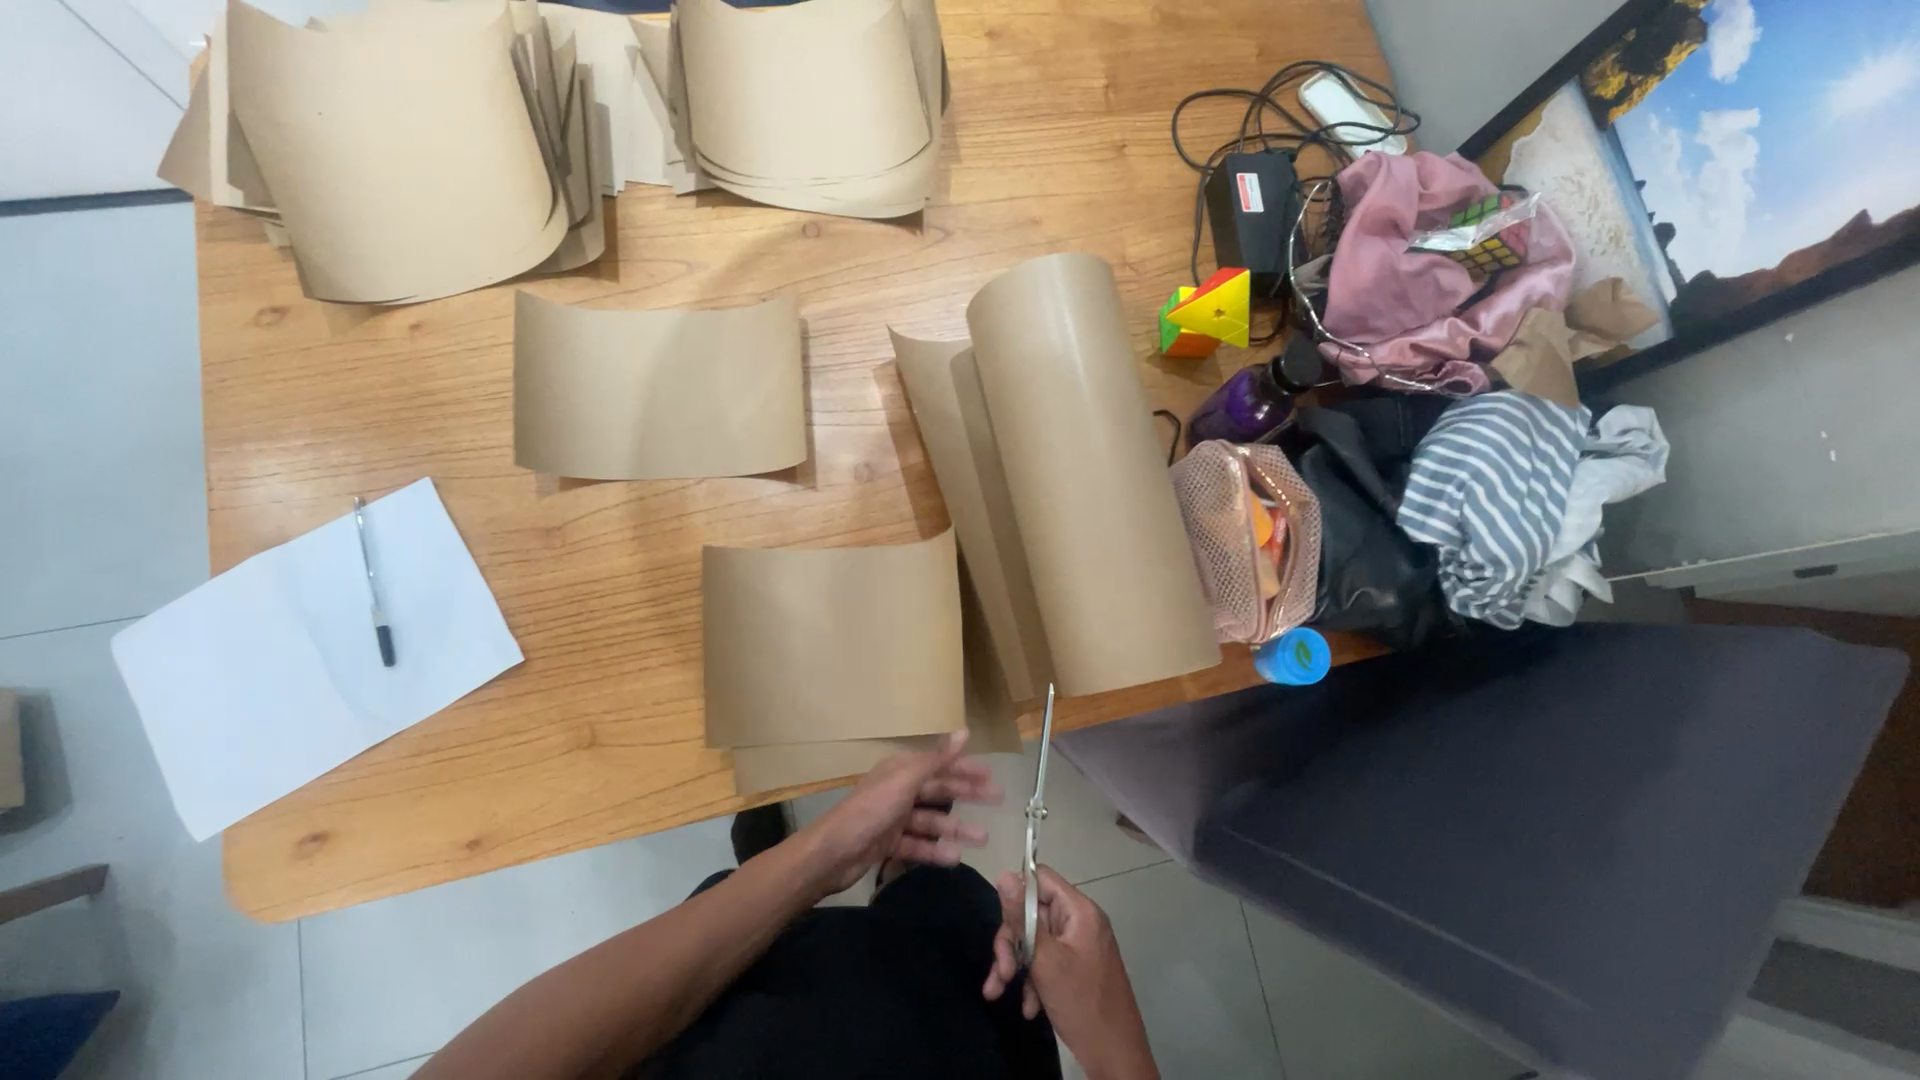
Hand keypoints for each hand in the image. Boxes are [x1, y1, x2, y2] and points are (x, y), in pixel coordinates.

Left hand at [793, 731, 1000, 897]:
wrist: (832, 852)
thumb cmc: (871, 810)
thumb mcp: (906, 781)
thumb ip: (937, 759)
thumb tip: (964, 731)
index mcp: (900, 770)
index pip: (939, 765)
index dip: (965, 769)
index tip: (991, 776)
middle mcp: (898, 790)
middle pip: (938, 791)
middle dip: (967, 795)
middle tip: (998, 801)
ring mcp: (893, 819)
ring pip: (931, 821)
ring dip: (956, 828)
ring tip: (983, 839)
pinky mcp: (888, 844)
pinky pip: (918, 845)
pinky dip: (935, 850)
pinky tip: (955, 858)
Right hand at [983, 865, 1158, 1079]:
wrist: (1116, 1057)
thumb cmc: (1082, 1003)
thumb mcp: (1045, 960)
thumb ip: (1022, 917)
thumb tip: (1003, 874)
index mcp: (1079, 911)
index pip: (1041, 878)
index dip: (1016, 892)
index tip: (998, 917)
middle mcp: (1080, 922)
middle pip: (1033, 913)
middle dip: (1011, 942)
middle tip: (1001, 971)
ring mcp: (1078, 947)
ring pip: (1035, 941)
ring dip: (1016, 965)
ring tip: (1000, 991)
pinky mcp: (1075, 969)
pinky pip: (1046, 961)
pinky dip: (1032, 980)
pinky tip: (1028, 1007)